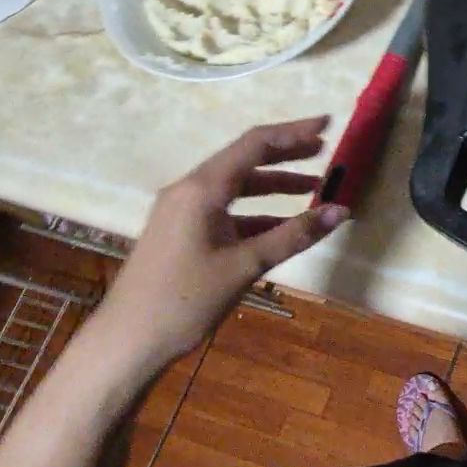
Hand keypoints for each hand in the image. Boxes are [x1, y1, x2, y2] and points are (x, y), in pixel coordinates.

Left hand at [91, 118, 348, 368]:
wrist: (126, 343)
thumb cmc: (184, 299)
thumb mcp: (246, 264)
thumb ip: (294, 234)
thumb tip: (341, 210)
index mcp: (202, 189)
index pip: (255, 144)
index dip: (294, 132)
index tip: (328, 123)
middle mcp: (190, 190)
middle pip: (246, 159)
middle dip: (287, 153)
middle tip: (325, 149)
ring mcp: (183, 211)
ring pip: (238, 186)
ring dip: (275, 183)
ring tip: (315, 184)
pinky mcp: (183, 232)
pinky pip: (228, 209)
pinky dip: (259, 210)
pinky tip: (285, 223)